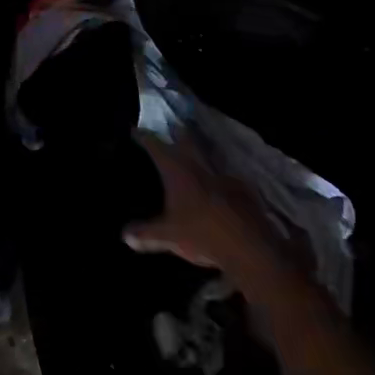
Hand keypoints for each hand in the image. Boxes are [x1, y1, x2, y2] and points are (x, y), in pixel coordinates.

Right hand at [124, 131, 282, 272]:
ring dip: (201, 151)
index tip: (135, 129)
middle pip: (186, 140)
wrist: (249, 247)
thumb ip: (146, 234)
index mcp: (177, 171)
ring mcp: (223, 175)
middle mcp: (198, 166)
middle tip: (170, 127)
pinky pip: (226, 176)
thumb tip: (125, 235)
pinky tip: (220, 184)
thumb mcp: (168, 236)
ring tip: (194, 153)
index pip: (155, 146)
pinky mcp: (243, 189)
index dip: (144, 137)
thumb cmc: (201, 234)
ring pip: (208, 155)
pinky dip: (219, 177)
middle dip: (177, 133)